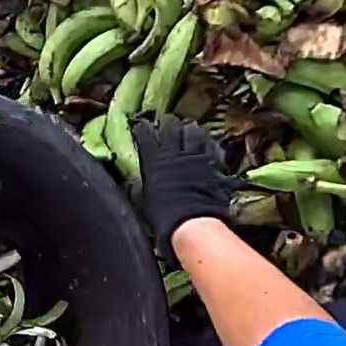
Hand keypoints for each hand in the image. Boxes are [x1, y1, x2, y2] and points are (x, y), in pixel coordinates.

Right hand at [132, 115, 236, 261]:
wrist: (191, 222)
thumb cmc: (163, 215)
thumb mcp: (144, 196)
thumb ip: (141, 180)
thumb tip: (134, 176)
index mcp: (154, 160)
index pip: (145, 135)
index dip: (143, 128)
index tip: (141, 126)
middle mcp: (174, 153)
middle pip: (171, 126)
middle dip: (167, 122)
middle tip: (167, 124)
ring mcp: (194, 156)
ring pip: (193, 131)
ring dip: (189, 129)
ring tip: (188, 129)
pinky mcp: (211, 163)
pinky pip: (210, 145)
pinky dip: (207, 142)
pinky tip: (206, 143)